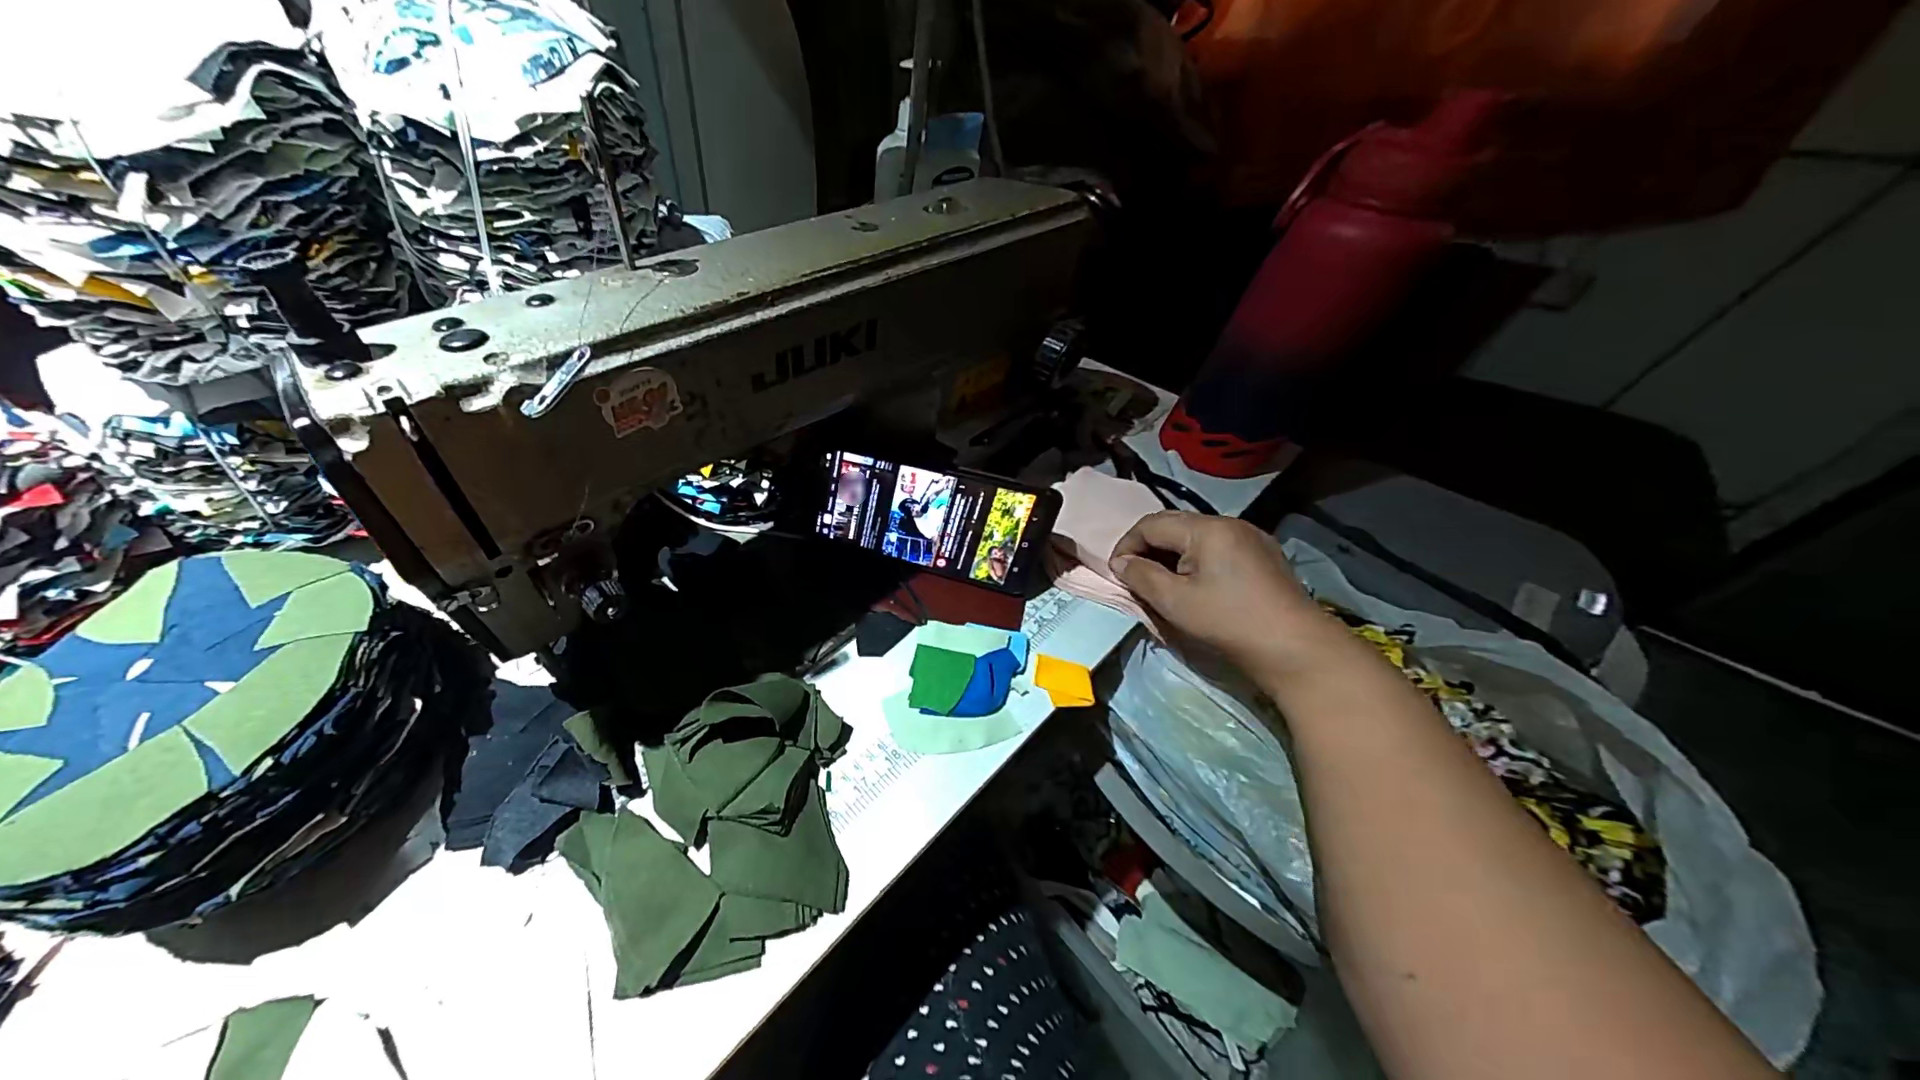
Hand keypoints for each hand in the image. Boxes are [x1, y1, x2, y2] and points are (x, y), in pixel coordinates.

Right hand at [1109, 511, 1332, 673]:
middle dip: (1149, 548)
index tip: (1117, 572)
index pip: (1151, 524)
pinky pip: (1219, 547)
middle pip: (1175, 525)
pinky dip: (1198, 560)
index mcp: (1206, 528)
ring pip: (1197, 537)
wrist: (1294, 647)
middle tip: (1137, 577)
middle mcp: (1230, 522)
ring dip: (1173, 554)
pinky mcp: (1264, 554)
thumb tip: (1122, 562)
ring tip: (1164, 582)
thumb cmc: (1227, 622)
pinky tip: (1198, 584)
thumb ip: (1141, 575)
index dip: (1127, 545)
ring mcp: (1251, 536)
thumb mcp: (1174, 601)